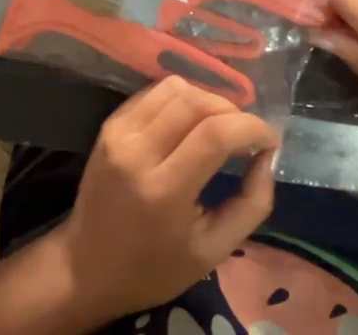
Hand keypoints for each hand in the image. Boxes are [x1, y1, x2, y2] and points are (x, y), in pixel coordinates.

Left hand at [56, 77, 278, 321]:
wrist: (87, 267)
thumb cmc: (154, 268)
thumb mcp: (214, 250)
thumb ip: (251, 204)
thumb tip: (268, 156)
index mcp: (164, 190)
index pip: (215, 133)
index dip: (251, 127)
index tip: (269, 141)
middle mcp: (137, 151)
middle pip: (196, 102)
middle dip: (233, 111)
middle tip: (247, 136)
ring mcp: (118, 133)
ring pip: (174, 88)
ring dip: (207, 99)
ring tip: (221, 126)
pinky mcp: (109, 125)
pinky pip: (152, 94)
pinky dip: (180, 99)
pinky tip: (191, 122)